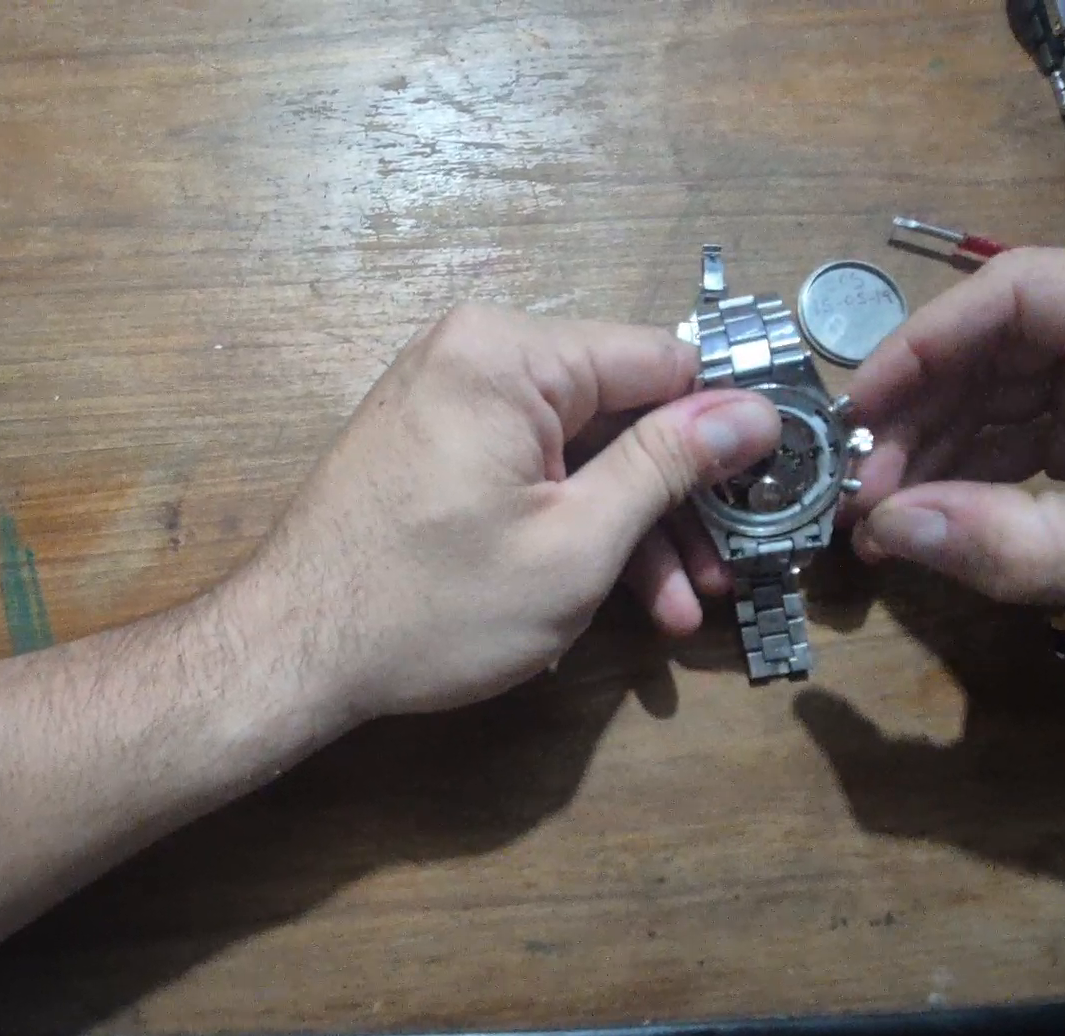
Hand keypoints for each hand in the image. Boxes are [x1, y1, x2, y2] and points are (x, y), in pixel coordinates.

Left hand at [233, 303, 780, 718]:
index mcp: (510, 354)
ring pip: (577, 453)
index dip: (723, 423)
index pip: (658, 360)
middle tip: (721, 572)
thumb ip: (667, 465)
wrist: (294, 653)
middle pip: (617, 412)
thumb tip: (753, 412)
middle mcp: (478, 357)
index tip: (770, 482)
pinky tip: (613, 591)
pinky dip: (572, 524)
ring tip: (672, 606)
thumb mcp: (575, 543)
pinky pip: (530, 472)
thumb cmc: (433, 605)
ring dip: (630, 527)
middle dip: (673, 498)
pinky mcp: (440, 449)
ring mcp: (453, 404)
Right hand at [846, 246, 1064, 690]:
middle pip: (1002, 340)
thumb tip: (885, 527)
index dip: (925, 344)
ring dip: (929, 450)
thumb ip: (1025, 546)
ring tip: (880, 518)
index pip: (1034, 289)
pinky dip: (962, 474)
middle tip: (860, 491)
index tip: (854, 414)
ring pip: (996, 386)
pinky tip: (926, 517)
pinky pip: (1015, 430)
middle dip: (919, 414)